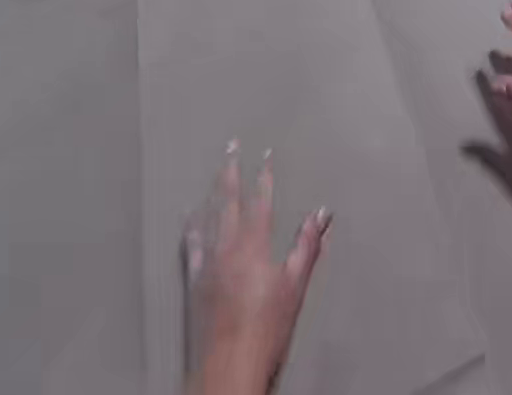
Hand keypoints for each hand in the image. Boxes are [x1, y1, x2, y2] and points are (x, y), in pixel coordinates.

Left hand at [184, 142, 329, 394]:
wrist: (228, 366)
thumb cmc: (267, 328)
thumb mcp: (295, 286)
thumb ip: (307, 245)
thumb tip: (322, 213)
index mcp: (253, 243)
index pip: (260, 199)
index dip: (264, 175)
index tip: (266, 154)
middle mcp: (227, 245)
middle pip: (228, 198)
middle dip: (231, 169)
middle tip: (231, 145)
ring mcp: (207, 261)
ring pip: (208, 215)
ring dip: (212, 190)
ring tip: (215, 169)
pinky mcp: (194, 280)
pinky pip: (191, 243)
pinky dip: (191, 225)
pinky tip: (189, 215)